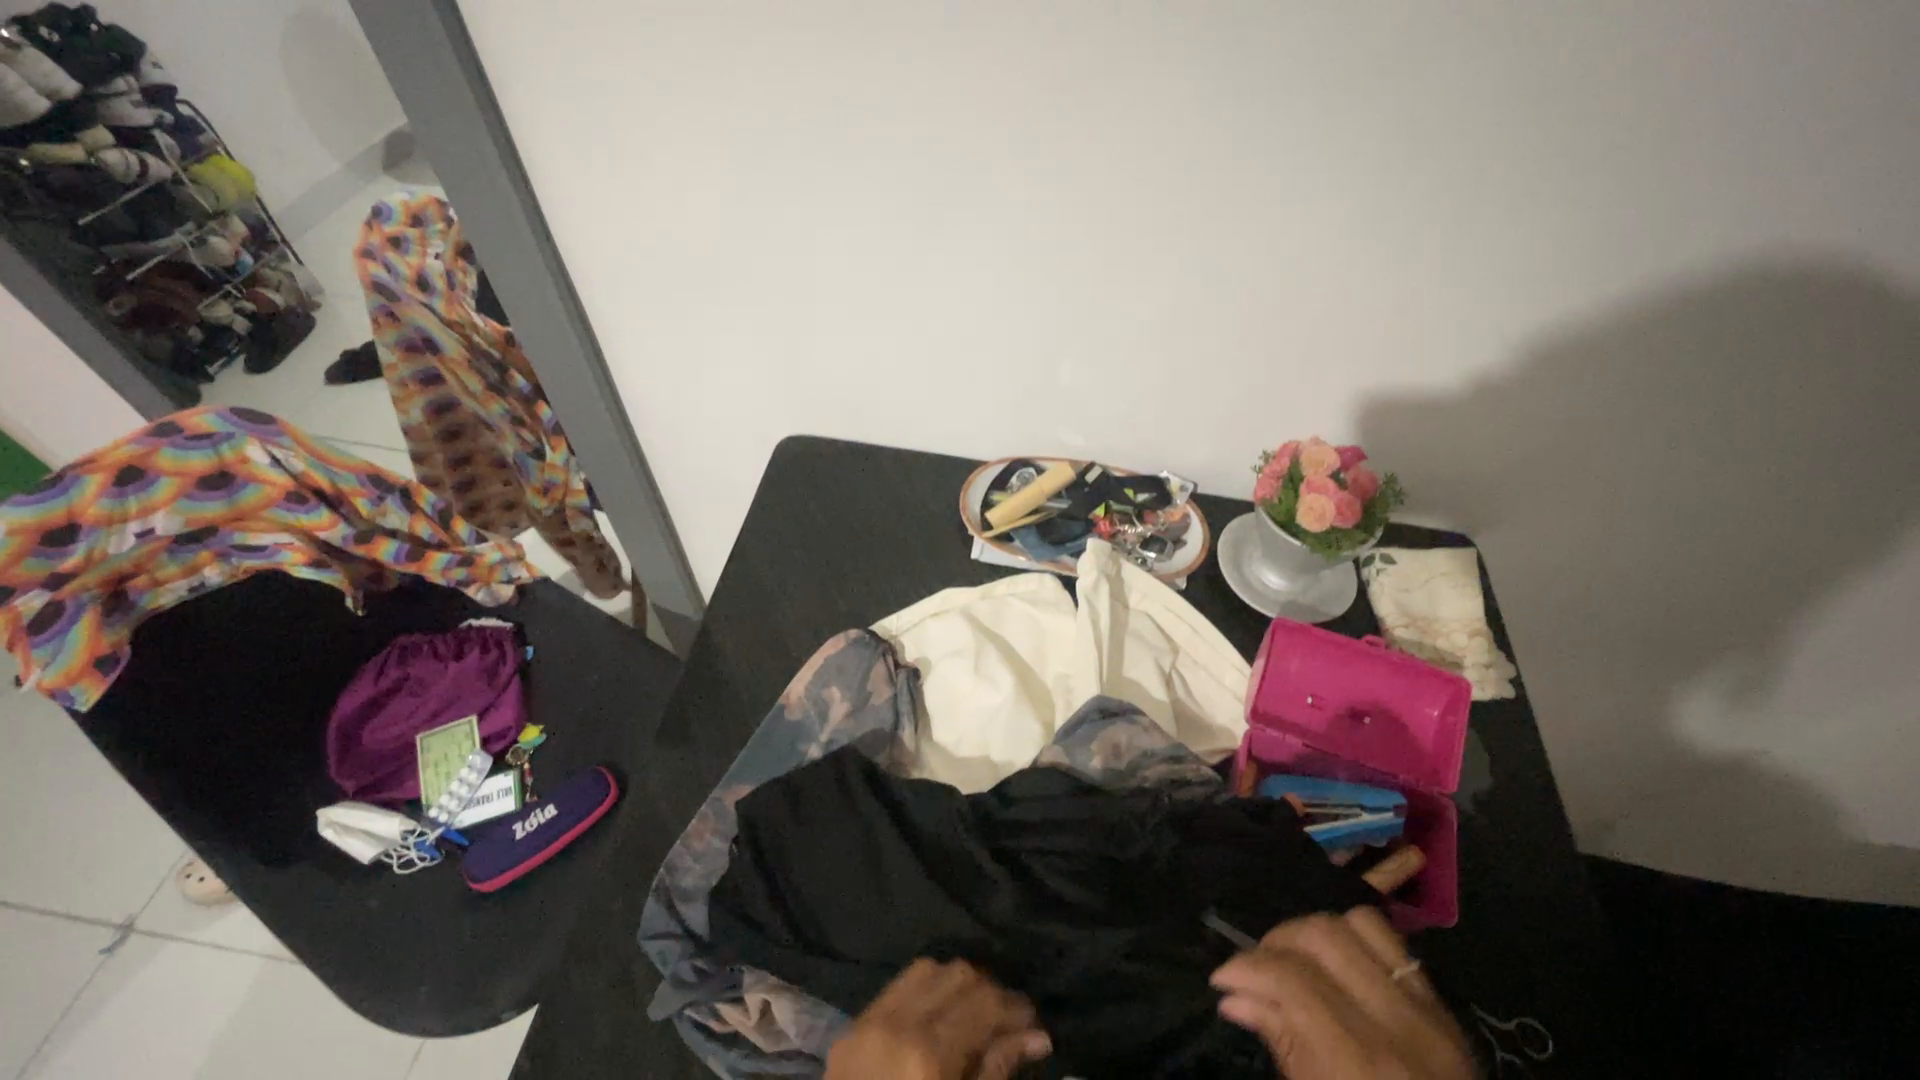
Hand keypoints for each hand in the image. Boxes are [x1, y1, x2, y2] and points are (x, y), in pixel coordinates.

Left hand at [826, 958, 1052, 1079]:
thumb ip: (996, 1072)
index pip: (986, 1003)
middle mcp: (901, 1024)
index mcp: (930, 1055)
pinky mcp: (853, 1025)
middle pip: (960, 974)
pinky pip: (897, 985)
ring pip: (928, 969)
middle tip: (1007, 1020)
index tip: (1033, 1023)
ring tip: (972, 1013)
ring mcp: (871, 1020)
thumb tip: (1037, 1037)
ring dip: (956, 984)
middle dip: (990, 991)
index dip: (1016, 1008)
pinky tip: (937, 1013)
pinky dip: (925, 989)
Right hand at [1211, 908, 1474, 1079]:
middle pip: (1321, 936)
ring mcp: (1425, 1009)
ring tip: (1293, 959)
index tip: (1222, 979)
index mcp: (1360, 1060)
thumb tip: (1234, 996)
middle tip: (1256, 968)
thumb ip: (1281, 1043)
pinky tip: (1335, 963)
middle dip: (1275, 942)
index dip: (1245, 967)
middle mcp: (1396, 1022)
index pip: (1291, 977)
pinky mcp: (1441, 1005)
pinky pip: (1392, 941)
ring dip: (1312, 934)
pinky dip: (1353, 939)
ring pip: (1356, 924)